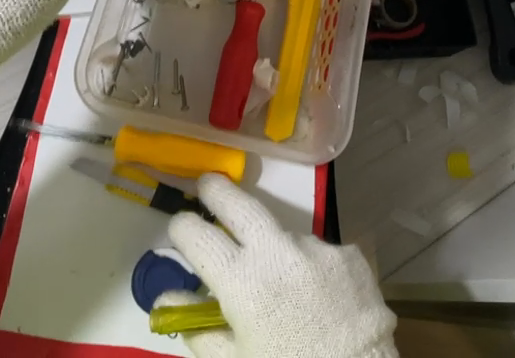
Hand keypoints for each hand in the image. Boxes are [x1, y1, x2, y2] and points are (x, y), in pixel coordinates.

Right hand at [164, 174, 396, 357]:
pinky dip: (313, 271)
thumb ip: (199, 328)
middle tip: (207, 185)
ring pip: (285, 238)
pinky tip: (321, 298)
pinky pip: (321, 255)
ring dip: (278, 253)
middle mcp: (278, 253)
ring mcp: (316, 248)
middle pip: (240, 206)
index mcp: (243, 283)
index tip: (180, 228)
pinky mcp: (348, 254)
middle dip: (218, 191)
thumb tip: (167, 299)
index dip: (184, 229)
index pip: (199, 238)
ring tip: (288, 290)